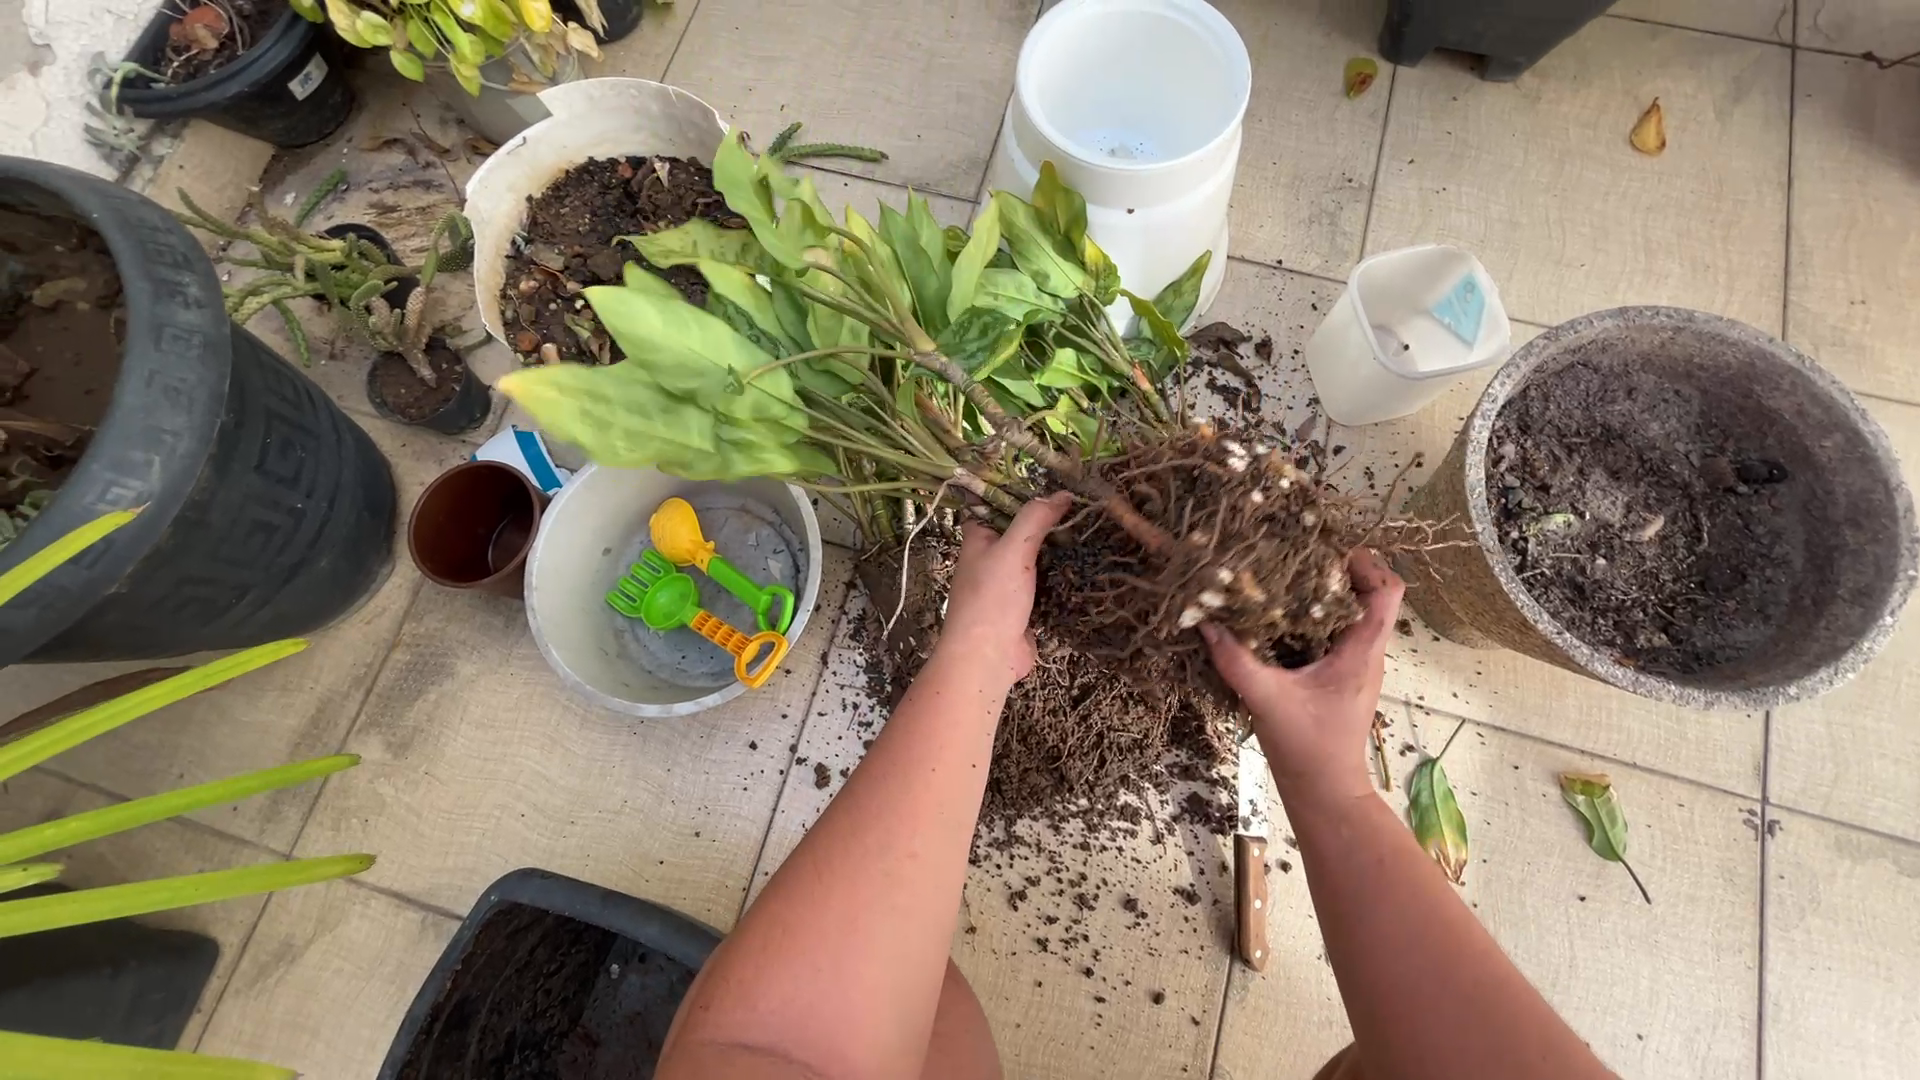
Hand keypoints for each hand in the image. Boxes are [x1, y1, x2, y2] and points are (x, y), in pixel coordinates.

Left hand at [938, 493, 1069, 685]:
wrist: (987, 659)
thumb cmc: (991, 600)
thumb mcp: (1013, 550)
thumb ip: (1035, 519)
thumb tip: (1062, 494)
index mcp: (978, 538)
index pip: (995, 503)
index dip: (1019, 490)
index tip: (1052, 480)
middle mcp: (990, 557)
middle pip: (1020, 529)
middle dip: (1046, 519)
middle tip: (1081, 503)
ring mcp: (1007, 583)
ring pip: (1035, 556)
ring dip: (1057, 547)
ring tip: (1090, 526)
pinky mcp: (1024, 605)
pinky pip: (1046, 582)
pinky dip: (1062, 573)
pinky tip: (1086, 561)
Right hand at [1199, 548, 1403, 812]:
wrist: (1324, 791)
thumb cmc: (1307, 747)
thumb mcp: (1266, 699)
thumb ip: (1235, 660)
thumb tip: (1205, 622)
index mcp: (1361, 652)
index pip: (1388, 593)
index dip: (1368, 564)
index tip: (1328, 550)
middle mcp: (1365, 652)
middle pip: (1369, 595)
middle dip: (1337, 570)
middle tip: (1296, 556)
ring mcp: (1353, 664)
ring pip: (1350, 613)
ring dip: (1322, 592)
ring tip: (1282, 578)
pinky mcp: (1337, 675)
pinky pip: (1331, 631)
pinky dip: (1309, 615)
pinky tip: (1275, 615)